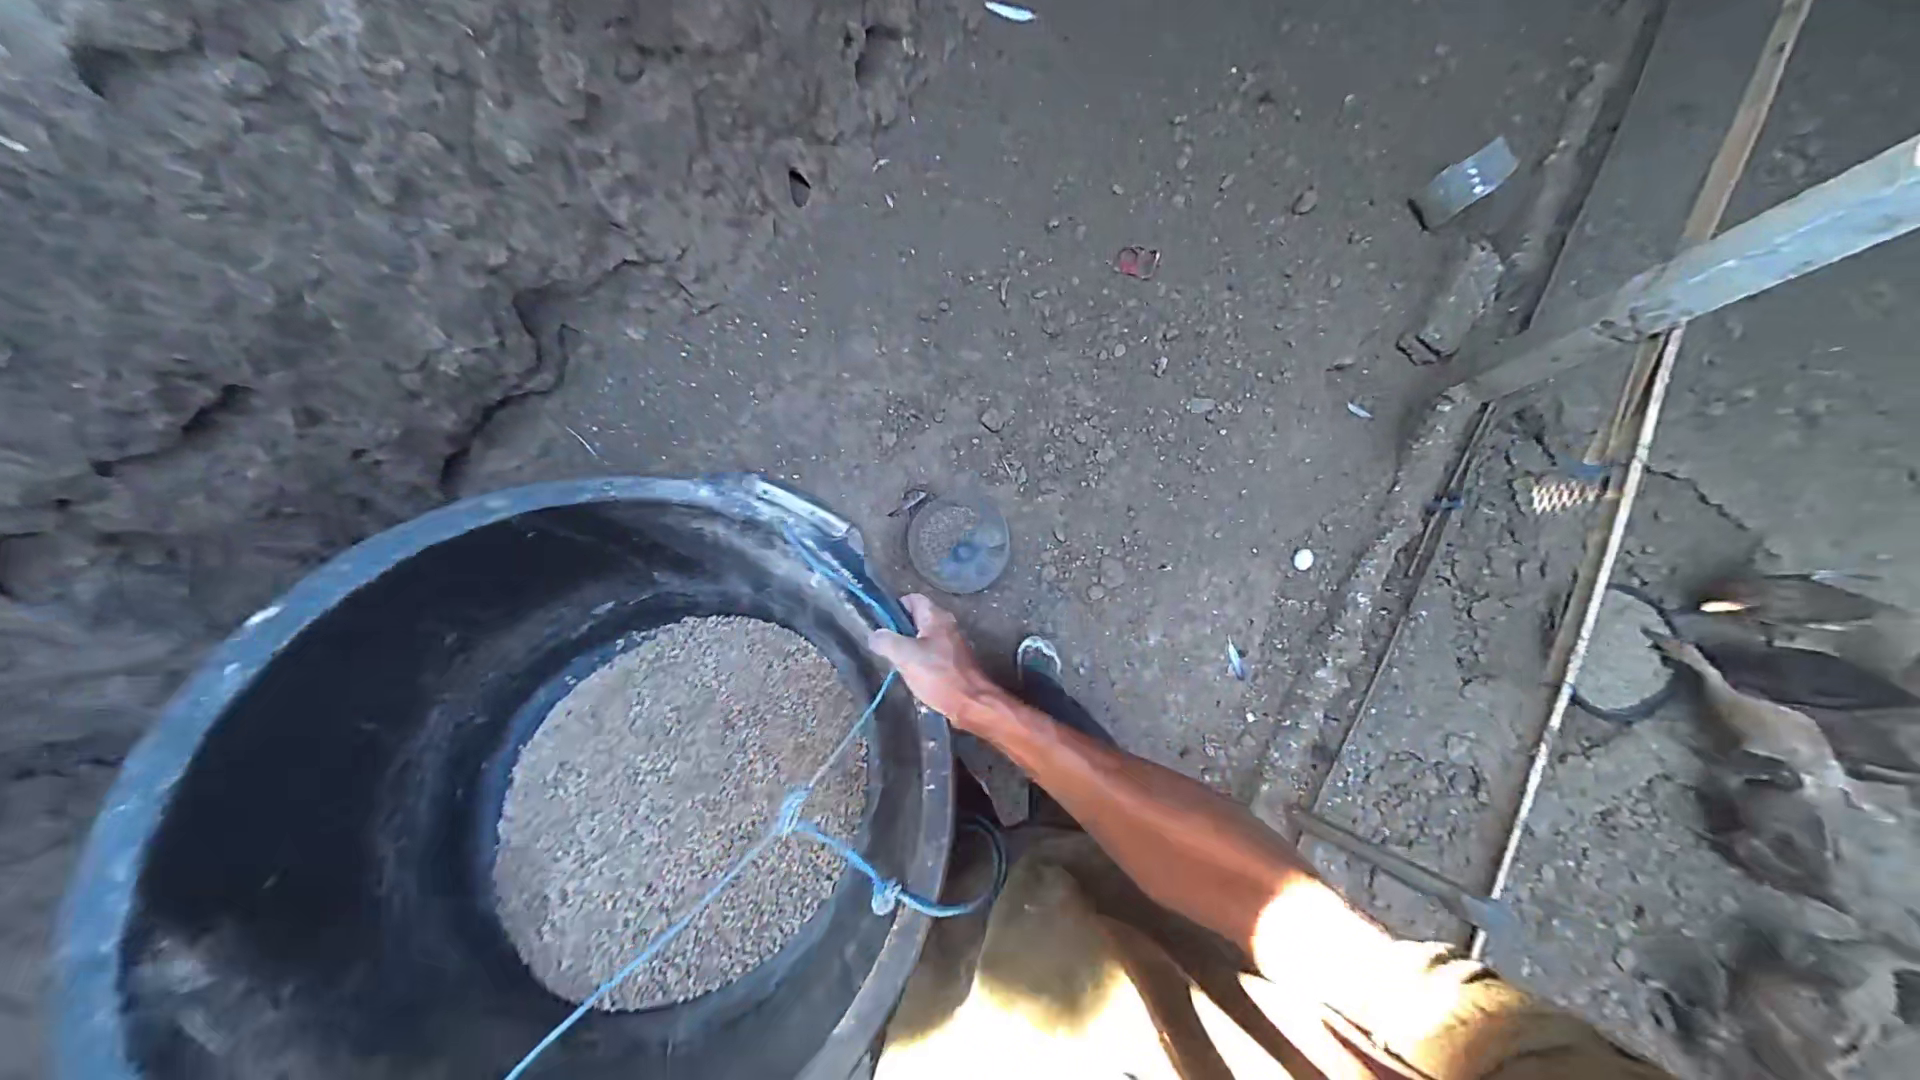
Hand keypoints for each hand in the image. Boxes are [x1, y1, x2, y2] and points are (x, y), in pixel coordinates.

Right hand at [867, 594, 1011, 728]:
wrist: (971, 703)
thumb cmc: (939, 675)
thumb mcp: (905, 656)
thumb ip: (886, 641)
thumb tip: (874, 634)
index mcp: (936, 616)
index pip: (912, 599)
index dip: (894, 608)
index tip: (880, 625)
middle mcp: (946, 625)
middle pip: (916, 619)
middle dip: (899, 631)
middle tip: (885, 647)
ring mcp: (952, 643)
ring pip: (923, 638)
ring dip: (908, 648)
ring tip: (895, 663)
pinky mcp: (954, 661)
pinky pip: (931, 653)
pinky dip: (919, 660)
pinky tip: (912, 675)